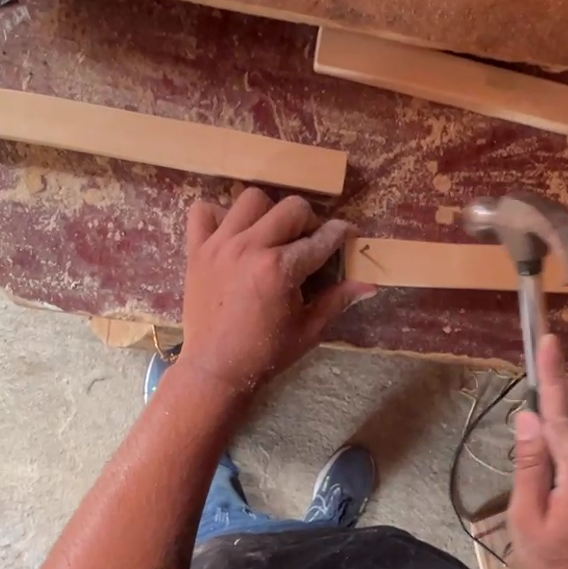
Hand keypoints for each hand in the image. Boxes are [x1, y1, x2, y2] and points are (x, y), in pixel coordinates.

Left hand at [176, 188, 375, 395]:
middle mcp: (250, 248)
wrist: (216, 369)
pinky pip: (205, 211)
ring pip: (251, 199)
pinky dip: (220, 216)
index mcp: (281, 269)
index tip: (347, 235)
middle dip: (309, 221)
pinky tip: (233, 236)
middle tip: (309, 242)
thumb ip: (338, 300)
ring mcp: (220, 245)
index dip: (341, 235)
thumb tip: (370, 285)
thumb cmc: (266, 353)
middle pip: (291, 207)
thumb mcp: (309, 330)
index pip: (321, 238)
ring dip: (268, 212)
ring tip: (271, 236)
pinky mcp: (197, 250)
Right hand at [508, 335, 567, 568]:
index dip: (555, 376)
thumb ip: (529, 465)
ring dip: (560, 434)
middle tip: (523, 433)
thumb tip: (529, 418)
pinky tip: (556, 478)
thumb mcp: (525, 519)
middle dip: (549, 414)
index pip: (566, 416)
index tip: (549, 342)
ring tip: (540, 476)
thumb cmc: (554, 567)